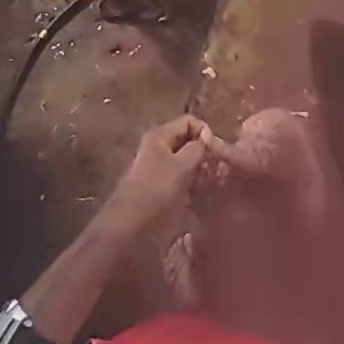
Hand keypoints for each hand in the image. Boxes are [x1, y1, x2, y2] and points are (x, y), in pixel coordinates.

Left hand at [103, 115, 214, 231]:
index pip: (189, 121)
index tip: (213, 152)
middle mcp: (156, 146)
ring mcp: (156, 165)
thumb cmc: (157, 190)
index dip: (204, 133)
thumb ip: (198, 149)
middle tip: (212, 169)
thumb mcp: (181, 166)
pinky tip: (195, 194)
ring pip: (183, 159)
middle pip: (186, 140)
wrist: (130, 221)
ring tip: (206, 183)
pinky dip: (189, 181)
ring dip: (196, 168)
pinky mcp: (157, 183)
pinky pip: (179, 175)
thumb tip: (207, 139)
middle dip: (201, 152)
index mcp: (159, 136)